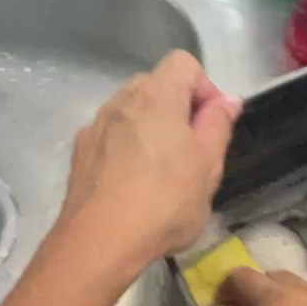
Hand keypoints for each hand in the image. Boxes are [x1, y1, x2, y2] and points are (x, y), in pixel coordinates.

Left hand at [56, 50, 241, 283]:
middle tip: (192, 151)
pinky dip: (125, 149)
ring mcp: (95, 126)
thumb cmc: (164, 203)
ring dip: (150, 129)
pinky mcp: (80, 154)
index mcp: (156, 95)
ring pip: (130, 112)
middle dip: (177, 108)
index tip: (212, 125)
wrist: (99, 242)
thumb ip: (218, 125)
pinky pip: (110, 137)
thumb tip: (226, 100)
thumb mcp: (208, 166)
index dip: (205, 88)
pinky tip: (131, 185)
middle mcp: (120, 101)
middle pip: (155, 85)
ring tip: (161, 172)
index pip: (184, 63)